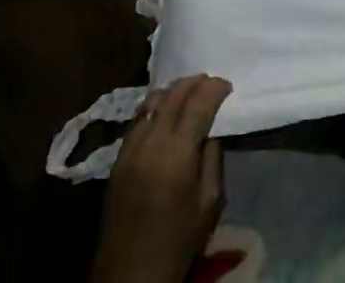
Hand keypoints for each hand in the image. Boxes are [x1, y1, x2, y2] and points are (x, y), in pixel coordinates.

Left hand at [91, 75, 231, 282]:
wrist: (131, 271)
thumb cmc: (179, 239)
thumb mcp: (210, 201)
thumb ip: (212, 158)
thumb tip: (213, 128)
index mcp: (178, 153)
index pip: (198, 104)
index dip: (214, 89)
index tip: (227, 84)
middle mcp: (151, 142)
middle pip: (172, 96)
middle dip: (194, 82)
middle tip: (210, 80)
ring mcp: (130, 148)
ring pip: (151, 102)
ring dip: (172, 90)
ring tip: (188, 90)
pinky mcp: (117, 158)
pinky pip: (137, 119)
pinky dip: (153, 106)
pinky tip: (162, 109)